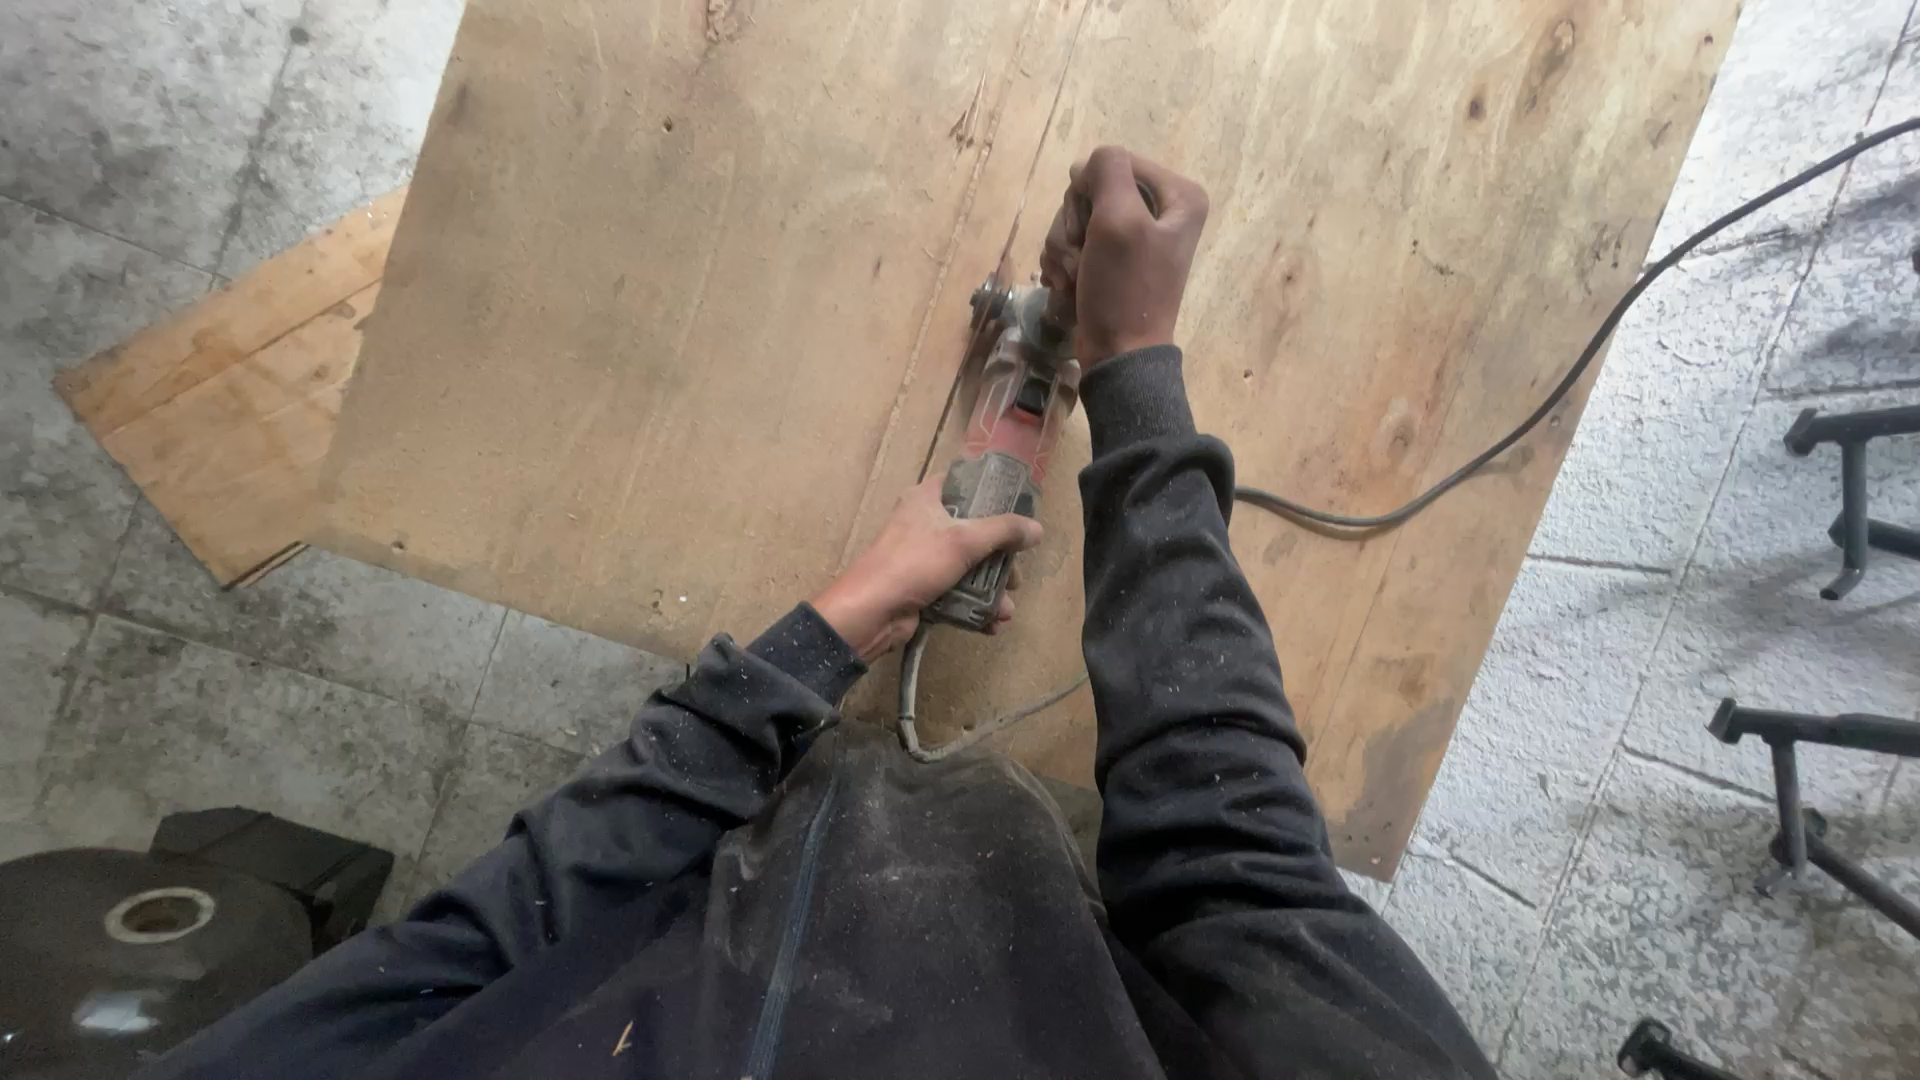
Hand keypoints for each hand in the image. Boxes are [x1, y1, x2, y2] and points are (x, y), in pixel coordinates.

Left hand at [810, 476, 1042, 661]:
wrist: (871, 612)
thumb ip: (1004, 531)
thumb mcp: (965, 540)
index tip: (1018, 510)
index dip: (991, 493)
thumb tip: (1038, 529)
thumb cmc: (915, 562)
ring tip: (1006, 610)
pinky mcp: (922, 587)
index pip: (963, 483)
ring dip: (990, 589)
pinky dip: (974, 606)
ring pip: (967, 566)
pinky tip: (992, 624)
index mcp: (926, 498)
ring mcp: (923, 557)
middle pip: (973, 531)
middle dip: (999, 559)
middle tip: (1015, 576)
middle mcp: (924, 522)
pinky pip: (956, 592)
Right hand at [1039, 146, 1208, 367]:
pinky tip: (1068, 287)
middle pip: (1092, 193)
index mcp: (1178, 196)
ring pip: (1075, 220)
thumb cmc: (1125, 290)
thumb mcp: (1119, 219)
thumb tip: (1086, 166)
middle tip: (1080, 259)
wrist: (1118, 354)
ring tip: (1073, 279)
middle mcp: (1159, 213)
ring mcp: (1132, 241)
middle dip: (1074, 227)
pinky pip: (1072, 247)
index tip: (1090, 229)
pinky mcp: (1109, 265)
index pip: (1114, 163)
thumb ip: (1107, 171)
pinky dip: (1063, 267)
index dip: (1090, 191)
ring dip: (1063, 251)